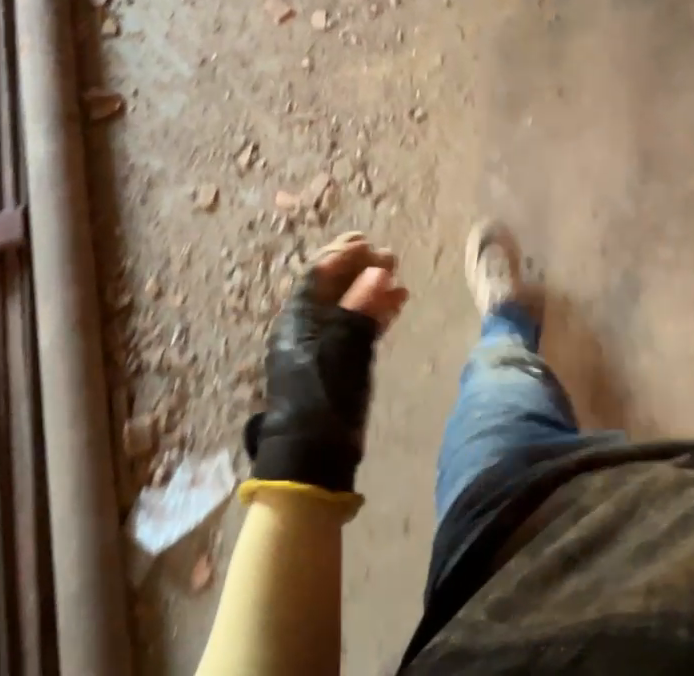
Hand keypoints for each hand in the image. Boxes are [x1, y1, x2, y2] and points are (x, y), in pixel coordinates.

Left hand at [245, 233, 406, 494]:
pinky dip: (375, 315)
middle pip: (332, 289)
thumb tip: (377, 272)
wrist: (314, 452)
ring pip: (348, 308)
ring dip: (371, 290)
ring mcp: (323, 348)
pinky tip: (397, 305)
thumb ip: (360, 307)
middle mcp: (306, 329)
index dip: (340, 256)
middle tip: (386, 256)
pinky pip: (357, 329)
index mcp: (297, 320)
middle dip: (358, 270)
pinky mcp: (339, 365)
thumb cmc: (323, 393)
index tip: (364, 241)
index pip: (316, 276)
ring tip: (397, 277)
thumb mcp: (342, 346)